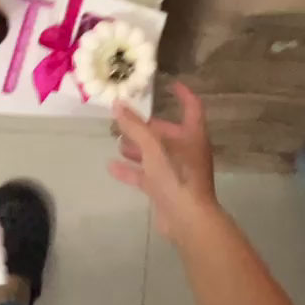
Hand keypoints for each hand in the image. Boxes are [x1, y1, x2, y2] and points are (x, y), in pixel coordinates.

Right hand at [110, 82, 219, 242]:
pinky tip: (112, 167)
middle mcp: (187, 151)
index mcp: (192, 136)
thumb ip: (134, 126)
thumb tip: (117, 104)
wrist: (187, 219)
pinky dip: (131, 170)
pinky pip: (147, 175)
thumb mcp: (153, 146)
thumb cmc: (176, 176)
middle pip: (167, 133)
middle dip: (146, 127)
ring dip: (137, 148)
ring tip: (117, 141)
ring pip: (155, 154)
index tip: (170, 84)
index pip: (192, 107)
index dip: (183, 95)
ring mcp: (177, 172)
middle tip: (124, 121)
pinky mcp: (166, 190)